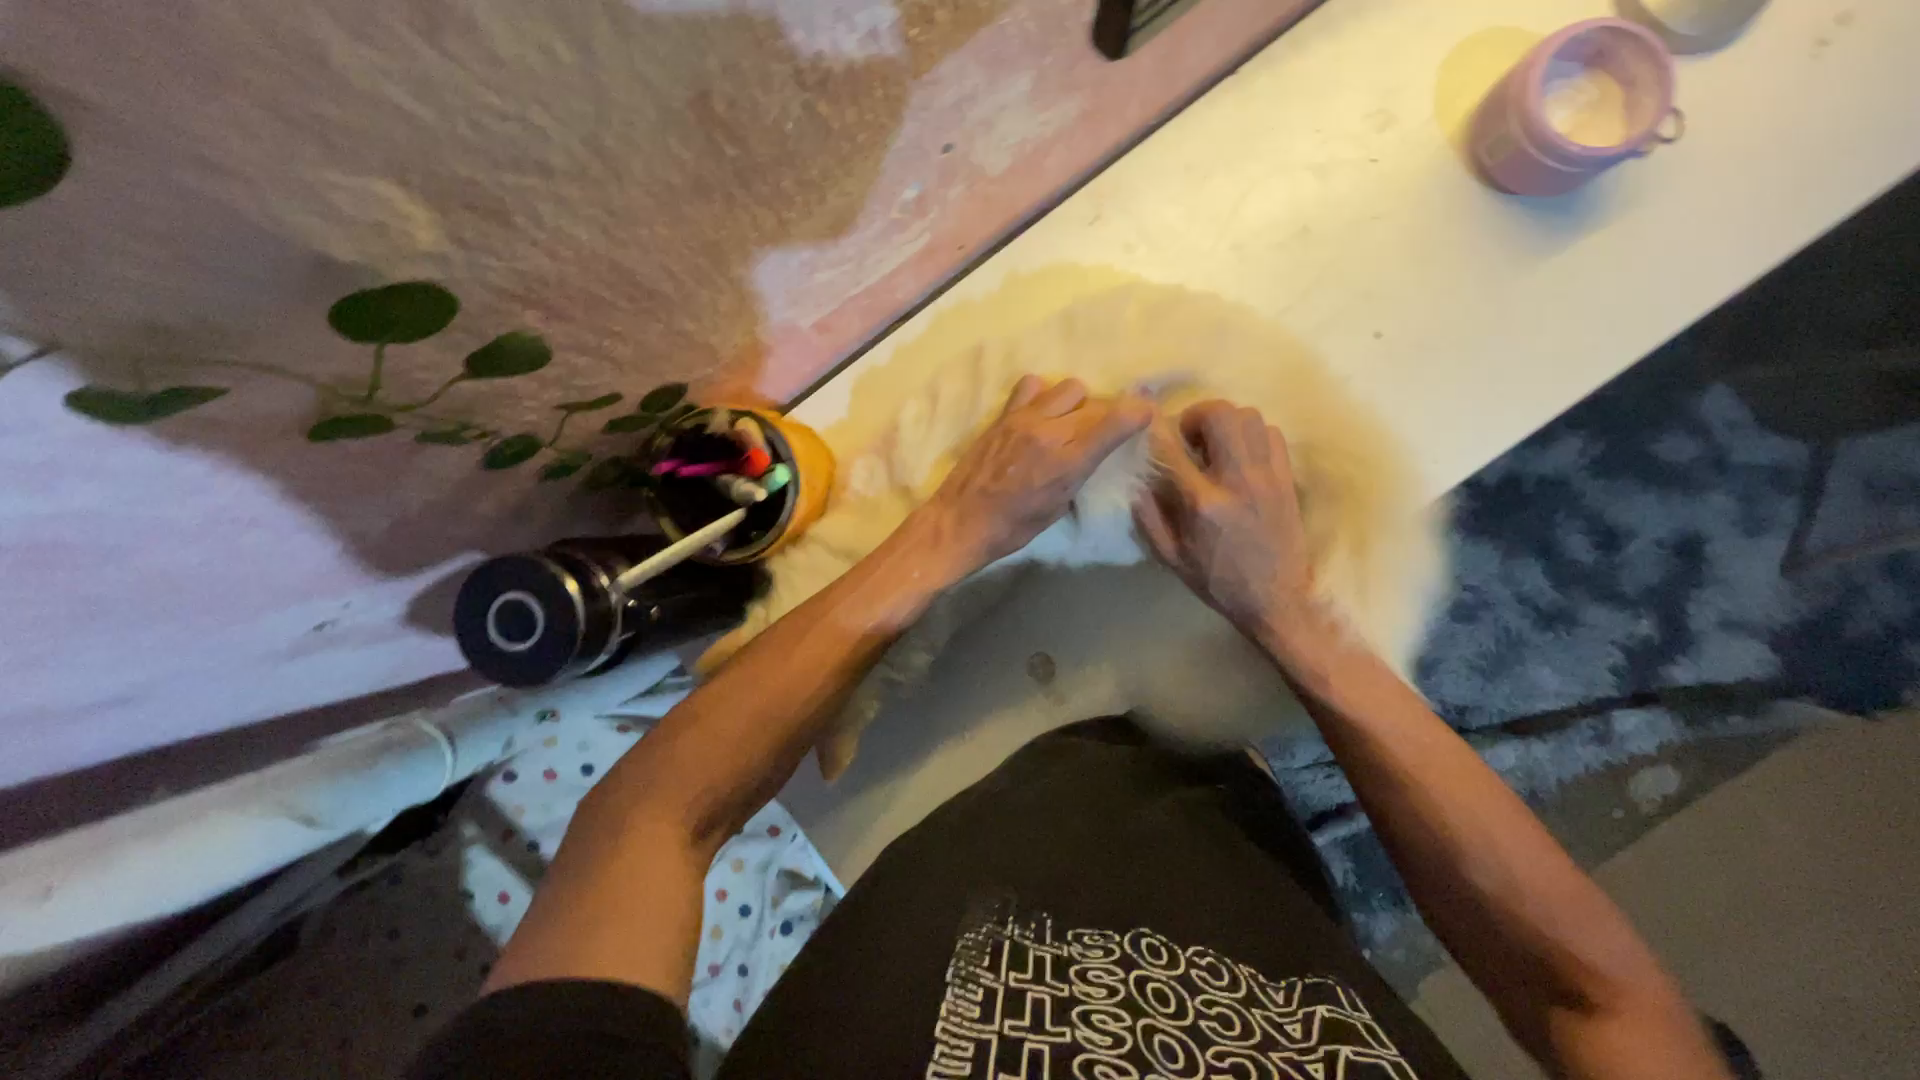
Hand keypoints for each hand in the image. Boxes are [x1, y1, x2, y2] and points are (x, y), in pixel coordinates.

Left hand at [914, 375, 1152, 568]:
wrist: (960, 521)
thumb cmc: (1013, 528)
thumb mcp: (1058, 507)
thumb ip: (1079, 474)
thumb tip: (1091, 455)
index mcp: (1067, 462)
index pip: (1113, 423)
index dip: (1137, 413)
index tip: (1148, 411)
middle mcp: (1049, 432)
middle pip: (1095, 403)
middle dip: (1110, 411)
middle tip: (1109, 424)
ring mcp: (1024, 419)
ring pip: (1068, 388)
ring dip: (1078, 402)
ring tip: (1071, 420)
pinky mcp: (1003, 415)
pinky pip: (1032, 386)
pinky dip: (1043, 394)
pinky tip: (1040, 413)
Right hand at [1133, 400, 1315, 642]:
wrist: (1277, 600)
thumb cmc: (1218, 582)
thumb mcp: (1171, 558)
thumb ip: (1148, 519)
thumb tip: (1135, 484)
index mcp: (1202, 504)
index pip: (1172, 449)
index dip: (1156, 431)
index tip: (1149, 429)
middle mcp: (1237, 481)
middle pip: (1219, 415)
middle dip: (1196, 416)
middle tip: (1189, 437)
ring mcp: (1267, 477)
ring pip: (1249, 417)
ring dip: (1226, 422)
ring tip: (1216, 444)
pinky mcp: (1287, 479)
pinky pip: (1272, 434)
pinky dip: (1252, 434)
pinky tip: (1242, 455)